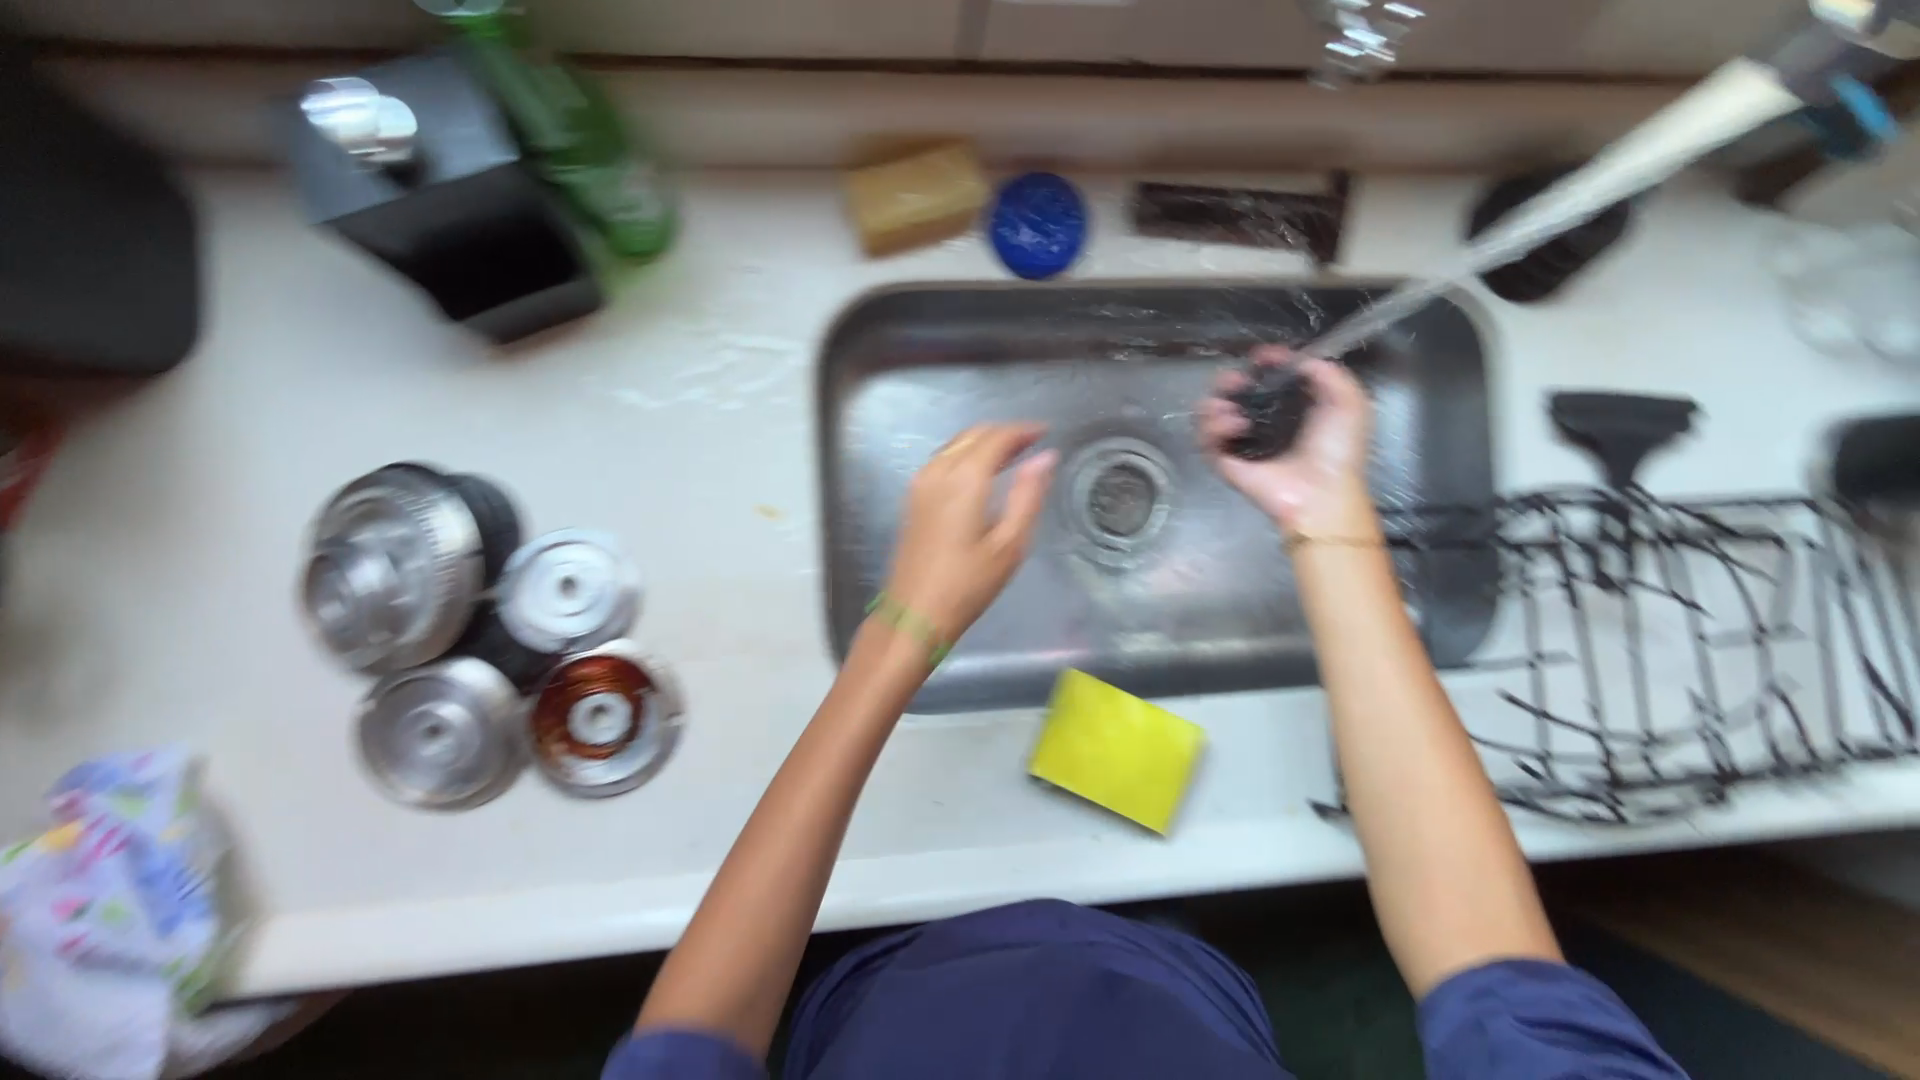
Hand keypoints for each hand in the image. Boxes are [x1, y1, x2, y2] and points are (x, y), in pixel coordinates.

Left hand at [884, 424, 1058, 641]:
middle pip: (973, 435)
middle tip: (1032, 444)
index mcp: (965, 478)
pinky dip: (966, 456)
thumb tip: (1046, 457)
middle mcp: (938, 471)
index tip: (1046, 433)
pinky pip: (942, 461)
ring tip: (1013, 457)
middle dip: (1004, 433)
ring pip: (955, 445)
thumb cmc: (968, 585)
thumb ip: (1028, 495)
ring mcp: (920, 484)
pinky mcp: (913, 498)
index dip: (1023, 430)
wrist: (914, 614)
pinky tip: (982, 475)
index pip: (996, 437)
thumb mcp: (1010, 545)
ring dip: (984, 443)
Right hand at [1197, 347, 1371, 534]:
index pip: (1265, 378)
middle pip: (1230, 392)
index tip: (1261, 356)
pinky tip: (1234, 427)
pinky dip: (1213, 428)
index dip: (1261, 363)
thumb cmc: (1338, 450)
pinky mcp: (1225, 462)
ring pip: (1210, 413)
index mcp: (1290, 407)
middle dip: (1228, 380)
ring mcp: (1241, 443)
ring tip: (1232, 411)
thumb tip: (1298, 359)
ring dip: (1215, 404)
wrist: (1321, 492)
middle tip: (1237, 381)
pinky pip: (1205, 440)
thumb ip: (1328, 372)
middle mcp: (1262, 422)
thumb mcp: (1349, 403)